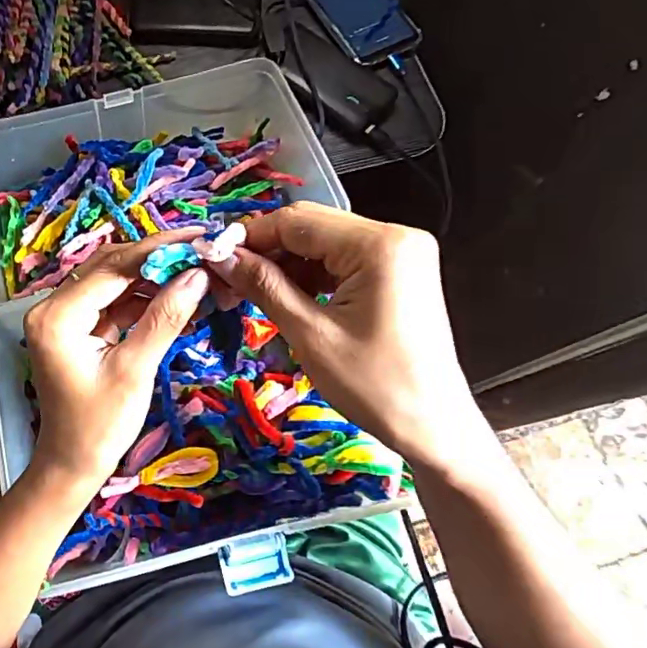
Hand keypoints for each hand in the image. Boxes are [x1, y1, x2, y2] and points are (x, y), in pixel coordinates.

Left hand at [24, 229, 212, 486]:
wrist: (73, 465)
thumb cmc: (99, 427)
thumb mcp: (135, 370)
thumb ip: (165, 317)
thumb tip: (198, 274)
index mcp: (57, 316)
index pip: (113, 267)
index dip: (158, 249)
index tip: (198, 237)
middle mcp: (53, 308)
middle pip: (110, 267)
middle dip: (157, 258)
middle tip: (201, 249)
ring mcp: (64, 318)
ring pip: (113, 282)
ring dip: (152, 278)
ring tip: (195, 271)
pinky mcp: (76, 330)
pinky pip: (112, 303)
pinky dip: (142, 300)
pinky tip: (176, 297)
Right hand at [213, 202, 473, 459]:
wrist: (432, 426)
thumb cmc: (375, 386)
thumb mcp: (310, 334)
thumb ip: (264, 286)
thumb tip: (221, 257)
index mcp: (379, 245)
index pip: (297, 221)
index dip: (249, 236)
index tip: (213, 258)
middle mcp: (395, 236)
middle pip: (312, 227)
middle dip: (267, 250)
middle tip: (228, 280)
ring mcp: (401, 254)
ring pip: (324, 244)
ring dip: (286, 265)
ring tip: (251, 293)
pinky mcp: (399, 273)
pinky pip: (343, 262)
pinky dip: (311, 277)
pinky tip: (286, 298)